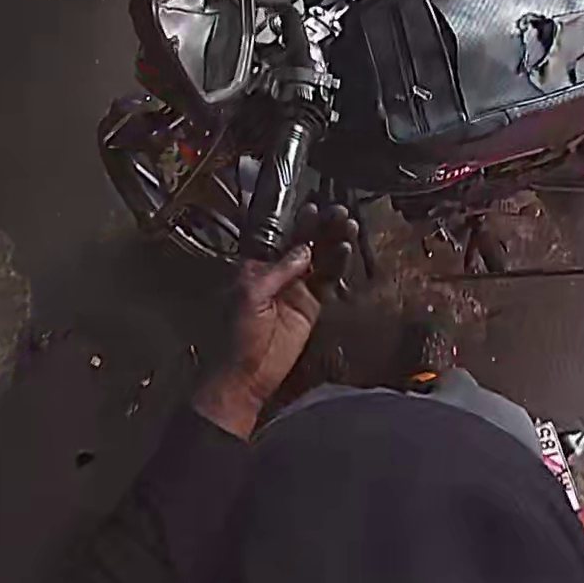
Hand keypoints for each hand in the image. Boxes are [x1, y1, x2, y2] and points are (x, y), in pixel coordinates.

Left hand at [195, 204, 356, 439]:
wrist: (247, 374)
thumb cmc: (236, 336)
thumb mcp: (251, 295)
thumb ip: (279, 271)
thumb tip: (304, 251)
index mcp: (258, 265)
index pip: (281, 236)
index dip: (298, 221)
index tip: (314, 207)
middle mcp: (278, 272)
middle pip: (305, 242)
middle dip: (322, 226)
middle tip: (338, 212)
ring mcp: (296, 288)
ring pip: (320, 257)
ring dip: (334, 240)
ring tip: (347, 225)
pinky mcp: (311, 304)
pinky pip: (327, 279)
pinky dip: (337, 264)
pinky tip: (344, 250)